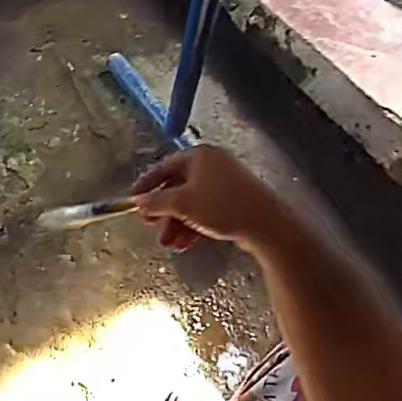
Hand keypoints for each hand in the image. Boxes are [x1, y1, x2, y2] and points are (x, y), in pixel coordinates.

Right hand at [131, 146, 293, 252]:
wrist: (266, 225)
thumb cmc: (222, 206)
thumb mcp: (182, 204)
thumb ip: (156, 202)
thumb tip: (139, 201)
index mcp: (199, 156)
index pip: (165, 166)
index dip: (148, 184)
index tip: (135, 199)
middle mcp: (213, 164)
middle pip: (179, 187)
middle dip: (164, 211)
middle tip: (151, 225)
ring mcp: (226, 183)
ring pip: (193, 203)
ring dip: (178, 223)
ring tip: (169, 243)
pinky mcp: (236, 201)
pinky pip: (208, 211)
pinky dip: (195, 226)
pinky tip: (186, 244)